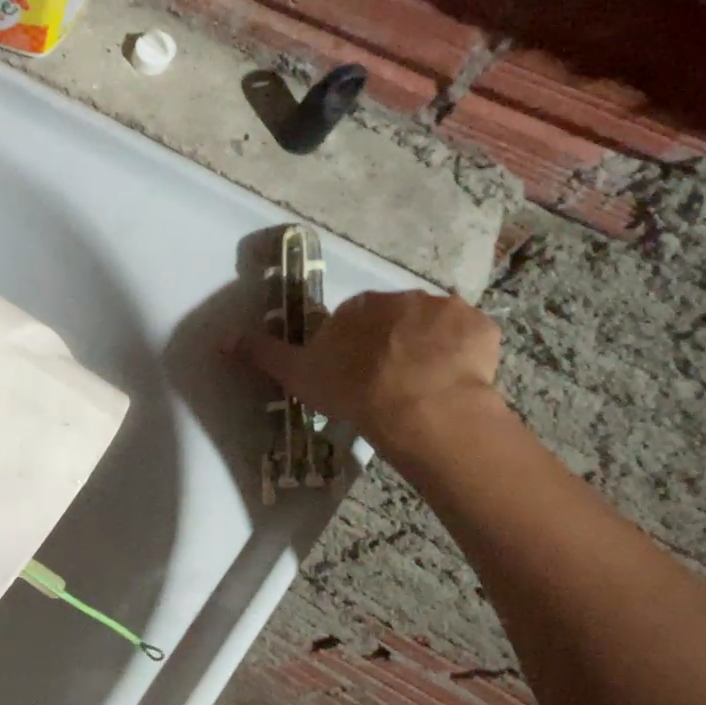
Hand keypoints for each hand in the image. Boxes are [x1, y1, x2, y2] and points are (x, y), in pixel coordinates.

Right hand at [233, 290, 505, 454]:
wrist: (419, 407)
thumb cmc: (351, 388)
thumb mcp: (296, 373)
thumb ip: (262, 353)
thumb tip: (223, 339)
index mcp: (360, 305)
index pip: (351, 319)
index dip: (349, 346)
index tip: (348, 372)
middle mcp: (405, 297)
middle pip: (394, 320)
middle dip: (390, 344)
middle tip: (381, 382)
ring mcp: (449, 311)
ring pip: (432, 329)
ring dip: (425, 350)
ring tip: (415, 387)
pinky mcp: (482, 329)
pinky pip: (467, 341)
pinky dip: (459, 358)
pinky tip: (446, 384)